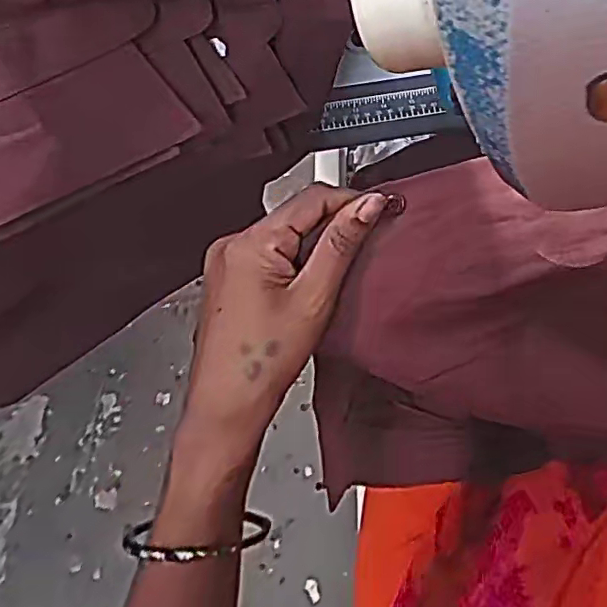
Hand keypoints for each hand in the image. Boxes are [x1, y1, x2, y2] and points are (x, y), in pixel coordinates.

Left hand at [177, 185, 391, 461]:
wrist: (226, 409)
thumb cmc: (263, 363)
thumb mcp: (315, 296)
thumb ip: (343, 242)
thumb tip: (367, 205)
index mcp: (251, 243)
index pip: (313, 197)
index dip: (352, 200)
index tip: (380, 209)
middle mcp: (232, 244)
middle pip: (299, 210)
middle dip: (336, 220)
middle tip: (368, 238)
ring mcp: (227, 260)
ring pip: (287, 229)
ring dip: (317, 239)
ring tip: (338, 267)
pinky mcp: (229, 275)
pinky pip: (272, 248)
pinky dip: (298, 255)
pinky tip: (310, 281)